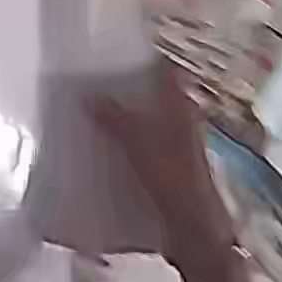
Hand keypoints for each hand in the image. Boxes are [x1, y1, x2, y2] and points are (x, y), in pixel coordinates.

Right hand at [94, 64, 233, 249]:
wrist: (194, 226)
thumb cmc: (169, 172)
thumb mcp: (134, 140)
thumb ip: (111, 115)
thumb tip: (87, 94)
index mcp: (180, 100)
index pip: (164, 68)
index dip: (144, 59)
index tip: (119, 54)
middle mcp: (186, 115)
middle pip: (158, 93)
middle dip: (134, 89)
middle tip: (104, 83)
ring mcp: (184, 141)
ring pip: (156, 118)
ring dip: (135, 116)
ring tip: (104, 112)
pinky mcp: (177, 164)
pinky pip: (154, 142)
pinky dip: (138, 140)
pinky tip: (116, 146)